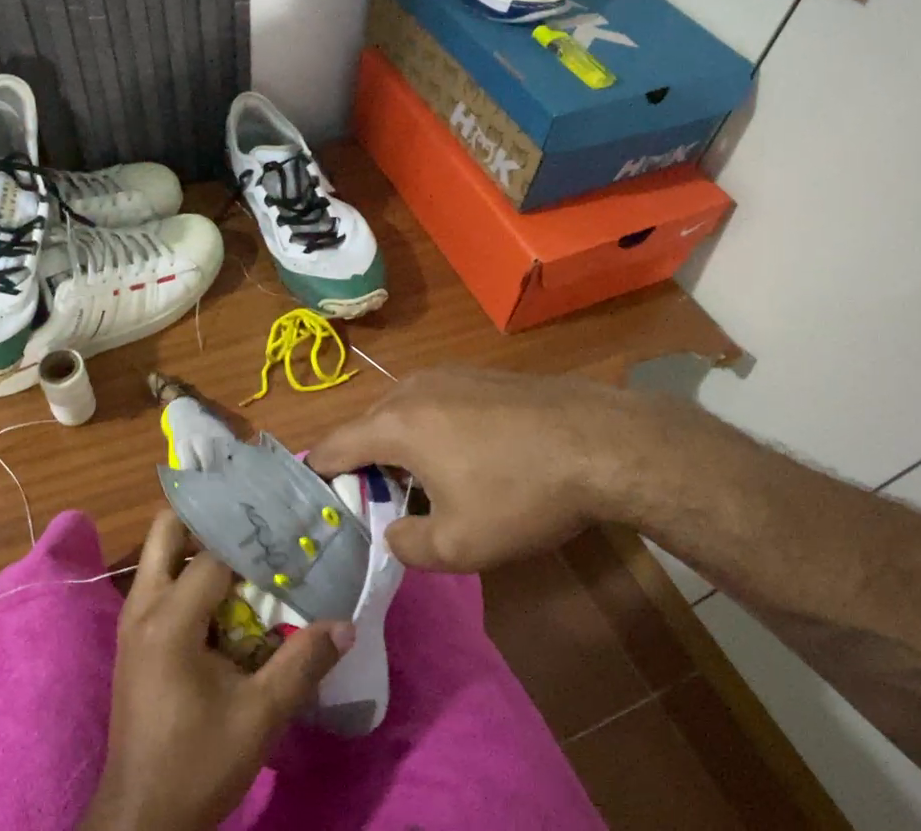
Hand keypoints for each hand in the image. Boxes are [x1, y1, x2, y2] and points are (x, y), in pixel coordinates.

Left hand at [82, 511, 353, 830]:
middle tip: (255, 523)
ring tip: (250, 549)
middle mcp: (141, 608)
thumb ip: (302, 662)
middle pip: (166, 532)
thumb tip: (346, 623)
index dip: (251, 539)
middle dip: (209, 519)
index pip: (211, 554)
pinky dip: (190, 575)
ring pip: (160, 557)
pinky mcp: (135, 640)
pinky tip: (230, 593)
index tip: (287, 526)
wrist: (143, 815)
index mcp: (168, 619)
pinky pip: (160, 585)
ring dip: (199, 546)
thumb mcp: (261, 715)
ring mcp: (132, 623)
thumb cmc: (198, 763)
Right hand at [307, 366, 692, 571]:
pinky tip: (467, 460)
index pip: (332, 447)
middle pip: (367, 427)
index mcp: (394, 424)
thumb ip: (407, 546)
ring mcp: (451, 374)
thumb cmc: (521, 495)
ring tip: (424, 486)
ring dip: (401, 448)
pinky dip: (433, 431)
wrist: (605, 443)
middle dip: (364, 465)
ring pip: (403, 413)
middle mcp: (412, 388)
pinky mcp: (483, 375)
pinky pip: (437, 404)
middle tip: (378, 506)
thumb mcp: (458, 545)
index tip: (316, 501)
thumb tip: (393, 533)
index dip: (317, 475)